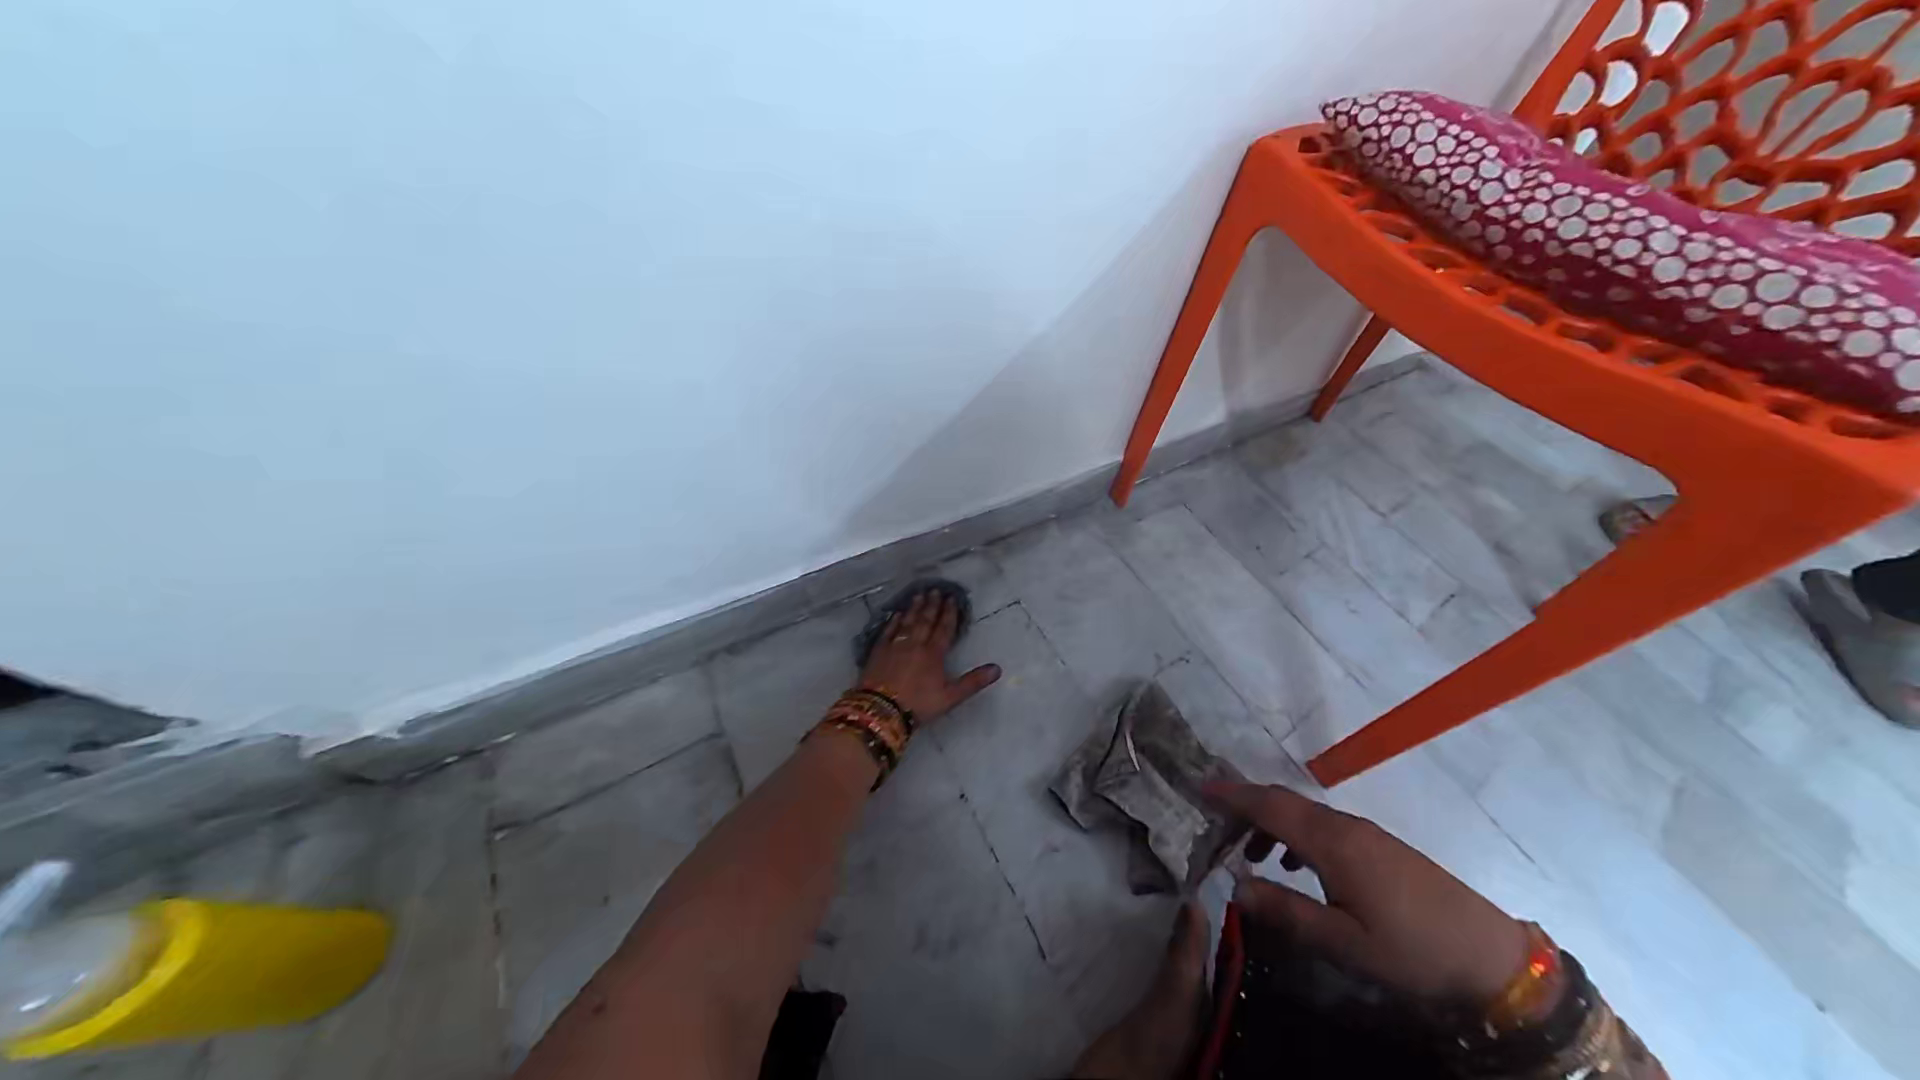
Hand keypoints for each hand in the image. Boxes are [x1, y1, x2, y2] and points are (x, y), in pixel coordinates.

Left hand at [856, 590, 1000, 723]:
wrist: (881, 709)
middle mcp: (915, 644)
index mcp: (933, 654)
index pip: (944, 629)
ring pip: (907, 622)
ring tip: (919, 595)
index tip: (951, 599)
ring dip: (914, 608)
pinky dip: (893, 621)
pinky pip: (888, 631)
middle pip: (925, 621)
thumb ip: (973, 682)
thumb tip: (997, 669)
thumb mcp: (950, 697)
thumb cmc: (918, 704)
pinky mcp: (878, 651)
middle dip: (932, 605)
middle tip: (935, 590)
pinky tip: (896, 614)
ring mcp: (895, 646)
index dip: (949, 613)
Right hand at [1209, 782, 1528, 1006]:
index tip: (1200, 789)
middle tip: (1214, 823)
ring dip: (1272, 823)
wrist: (1493, 957)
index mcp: (1332, 842)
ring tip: (1251, 854)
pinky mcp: (1380, 846)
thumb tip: (1235, 886)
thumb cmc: (1412, 949)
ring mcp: (1366, 834)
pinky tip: (1296, 865)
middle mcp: (1345, 826)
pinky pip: (1324, 826)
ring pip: (1305, 813)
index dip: (1233, 795)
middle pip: (1285, 801)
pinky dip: (1296, 834)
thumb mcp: (1344, 942)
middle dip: (1246, 806)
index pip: (1270, 805)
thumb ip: (1286, 911)